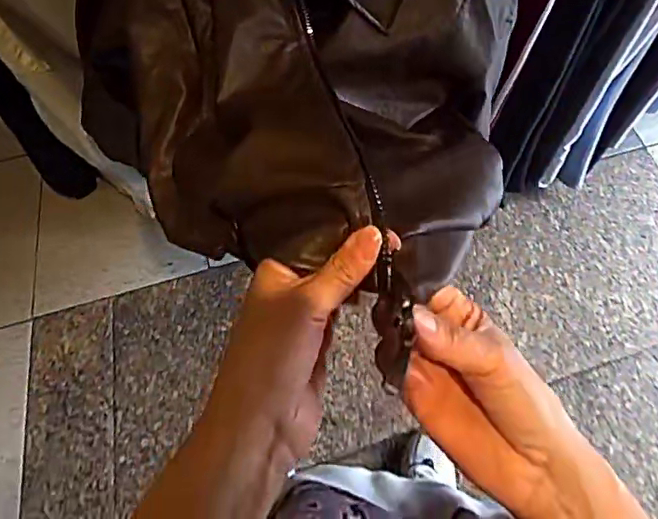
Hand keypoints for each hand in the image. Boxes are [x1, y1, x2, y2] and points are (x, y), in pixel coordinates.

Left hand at [135, 226, 387, 518]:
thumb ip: (343, 269)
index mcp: (278, 269)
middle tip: (394, 246)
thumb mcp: (308, 304)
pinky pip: (348, 314)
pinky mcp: (322, 341)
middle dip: (361, 255)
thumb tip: (371, 235)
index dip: (350, 231)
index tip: (382, 228)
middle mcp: (291, 288)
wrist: (262, 429)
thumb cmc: (266, 362)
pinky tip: (381, 297)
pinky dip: (365, 307)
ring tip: (393, 267)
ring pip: (343, 287)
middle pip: (333, 261)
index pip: (319, 237)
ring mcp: (307, 315)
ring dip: (365, 280)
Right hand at [404, 286, 648, 518]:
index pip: (426, 288)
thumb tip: (418, 318)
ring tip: (409, 350)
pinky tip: (404, 371)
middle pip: (403, 311)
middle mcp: (438, 337)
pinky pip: (391, 375)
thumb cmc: (529, 403)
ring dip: (391, 340)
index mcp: (461, 316)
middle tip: (404, 323)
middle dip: (396, 312)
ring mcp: (425, 365)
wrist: (536, 468)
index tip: (404, 292)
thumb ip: (454, 340)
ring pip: (392, 340)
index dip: (412, 286)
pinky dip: (390, 370)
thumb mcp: (495, 360)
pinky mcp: (414, 395)